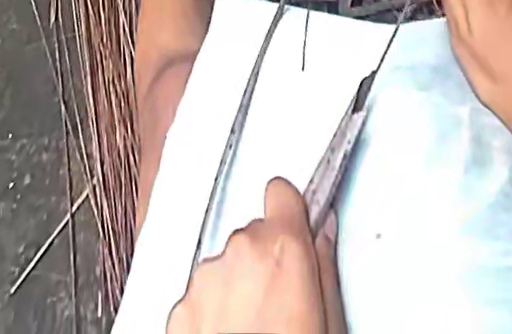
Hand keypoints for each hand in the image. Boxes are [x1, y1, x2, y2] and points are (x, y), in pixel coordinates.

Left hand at [169, 178, 345, 333]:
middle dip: (267, 260)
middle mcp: (239, 252)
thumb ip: (324, 268)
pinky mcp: (180, 307)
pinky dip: (215, 311)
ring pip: (228, 264)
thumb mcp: (330, 324)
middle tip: (283, 307)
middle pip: (256, 233)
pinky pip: (204, 292)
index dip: (290, 209)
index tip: (295, 224)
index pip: (282, 191)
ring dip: (240, 286)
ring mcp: (206, 278)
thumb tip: (322, 234)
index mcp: (282, 249)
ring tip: (256, 333)